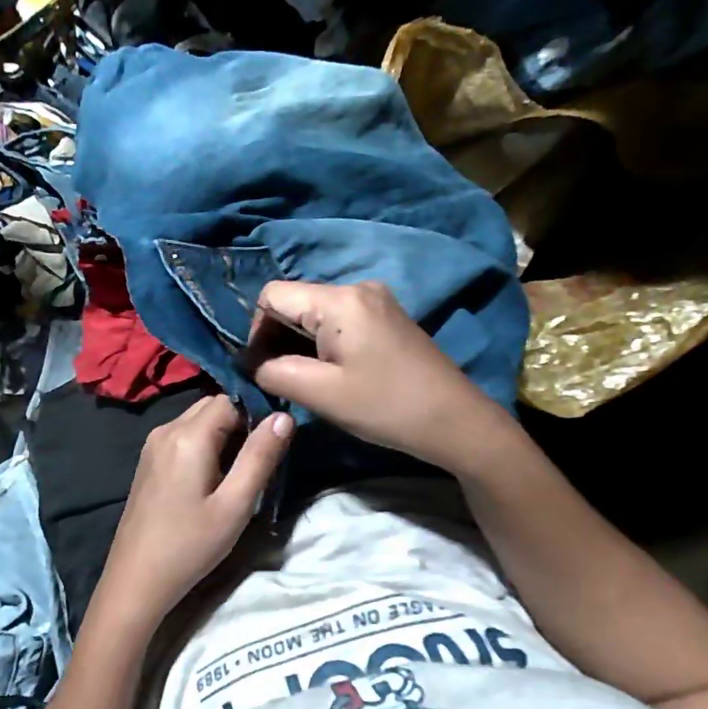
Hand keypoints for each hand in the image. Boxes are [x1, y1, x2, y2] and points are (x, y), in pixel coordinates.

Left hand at [87, 396, 293, 629]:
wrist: (138, 579)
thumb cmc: (191, 545)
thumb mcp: (235, 504)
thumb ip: (260, 457)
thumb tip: (284, 416)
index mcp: (188, 435)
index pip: (231, 399)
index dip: (256, 413)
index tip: (273, 442)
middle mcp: (166, 430)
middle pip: (212, 406)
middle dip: (240, 422)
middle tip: (259, 460)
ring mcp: (152, 446)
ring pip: (197, 421)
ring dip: (222, 435)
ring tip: (238, 472)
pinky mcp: (148, 463)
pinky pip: (183, 437)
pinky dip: (204, 446)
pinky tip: (212, 479)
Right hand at [250, 280, 507, 471]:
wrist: (454, 420)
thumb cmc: (386, 407)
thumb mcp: (321, 394)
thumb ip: (275, 373)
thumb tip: (253, 364)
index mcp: (339, 300)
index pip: (272, 295)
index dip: (255, 330)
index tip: (259, 368)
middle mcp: (357, 288)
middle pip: (295, 301)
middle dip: (277, 337)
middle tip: (277, 379)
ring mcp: (376, 301)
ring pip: (316, 312)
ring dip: (299, 343)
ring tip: (304, 381)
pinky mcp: (387, 317)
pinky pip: (339, 321)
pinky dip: (323, 343)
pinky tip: (330, 374)